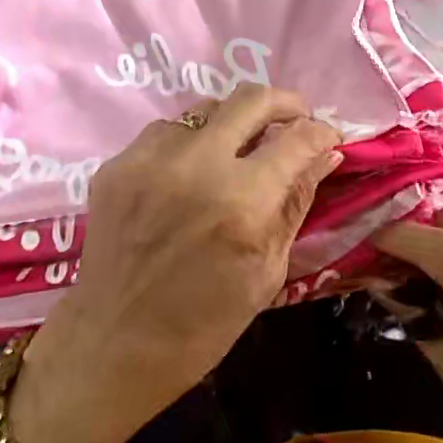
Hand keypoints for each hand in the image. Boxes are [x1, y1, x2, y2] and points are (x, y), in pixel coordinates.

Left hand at [8, 84, 341, 442]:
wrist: (115, 343)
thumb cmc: (203, 324)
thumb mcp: (267, 270)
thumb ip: (295, 203)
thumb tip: (325, 155)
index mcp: (242, 202)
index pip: (296, 139)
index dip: (321, 132)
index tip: (328, 138)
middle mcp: (196, 166)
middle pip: (251, 99)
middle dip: (284, 103)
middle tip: (294, 117)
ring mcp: (149, 159)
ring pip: (205, 111)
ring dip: (230, 124)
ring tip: (236, 152)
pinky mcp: (117, 164)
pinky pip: (165, 132)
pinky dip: (188, 144)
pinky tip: (188, 173)